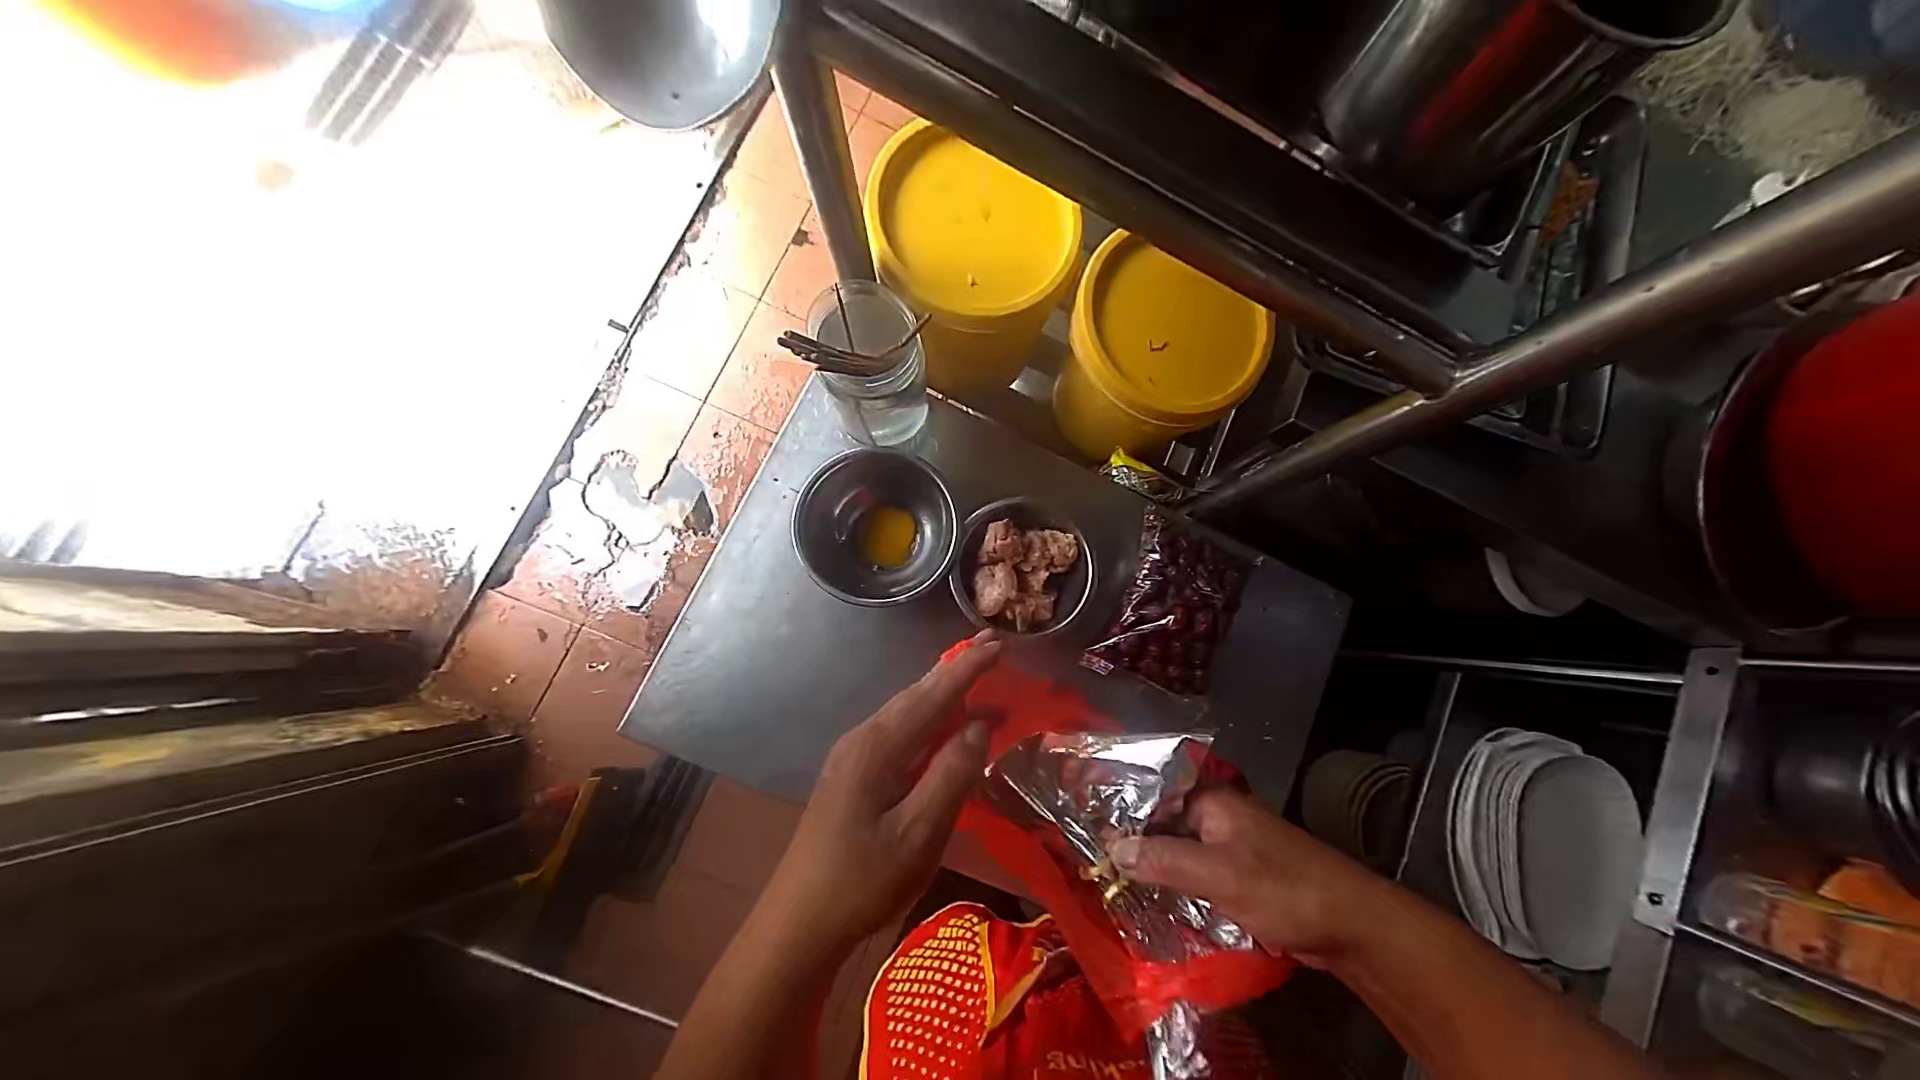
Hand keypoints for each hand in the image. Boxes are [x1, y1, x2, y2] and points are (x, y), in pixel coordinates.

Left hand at [760, 629, 1005, 949]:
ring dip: (944, 694)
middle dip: (956, 670)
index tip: (999, 644)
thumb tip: (978, 725)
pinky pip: (899, 732)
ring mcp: (853, 756)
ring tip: (977, 678)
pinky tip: (945, 727)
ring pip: (906, 712)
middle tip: (991, 647)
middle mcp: (862, 739)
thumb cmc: (862, 882)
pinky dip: (929, 720)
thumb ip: (952, 775)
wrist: (799, 922)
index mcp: (877, 747)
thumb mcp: (918, 835)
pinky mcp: (853, 774)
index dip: (967, 669)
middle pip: (916, 694)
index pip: (931, 695)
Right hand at [1106, 788, 1388, 965]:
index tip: (1080, 813)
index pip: (1151, 788)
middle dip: (1125, 833)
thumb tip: (1112, 850)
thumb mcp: (1219, 874)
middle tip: (1084, 849)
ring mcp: (1224, 844)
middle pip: (1158, 817)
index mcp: (1210, 801)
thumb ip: (1164, 860)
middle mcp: (1214, 815)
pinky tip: (1143, 893)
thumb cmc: (1284, 887)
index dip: (1117, 798)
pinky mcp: (1232, 872)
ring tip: (1102, 871)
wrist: (1352, 926)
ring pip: (1172, 845)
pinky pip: (1189, 869)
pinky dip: (1167, 878)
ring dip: (1145, 859)